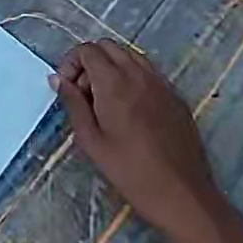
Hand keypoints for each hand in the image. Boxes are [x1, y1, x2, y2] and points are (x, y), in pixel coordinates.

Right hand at [51, 40, 242, 242]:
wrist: (184, 197)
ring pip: (130, 56)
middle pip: (108, 46)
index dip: (71, 63)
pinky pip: (148, 72)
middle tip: (84, 93)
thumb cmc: (130, 171)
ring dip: (111, 66)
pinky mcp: (176, 98)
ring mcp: (162, 85)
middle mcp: (139, 75)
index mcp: (114, 84)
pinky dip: (132, 76)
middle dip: (90, 61)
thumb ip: (73, 103)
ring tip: (106, 99)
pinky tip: (129, 108)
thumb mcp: (91, 140)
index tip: (68, 88)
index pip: (87, 50)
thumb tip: (58, 79)